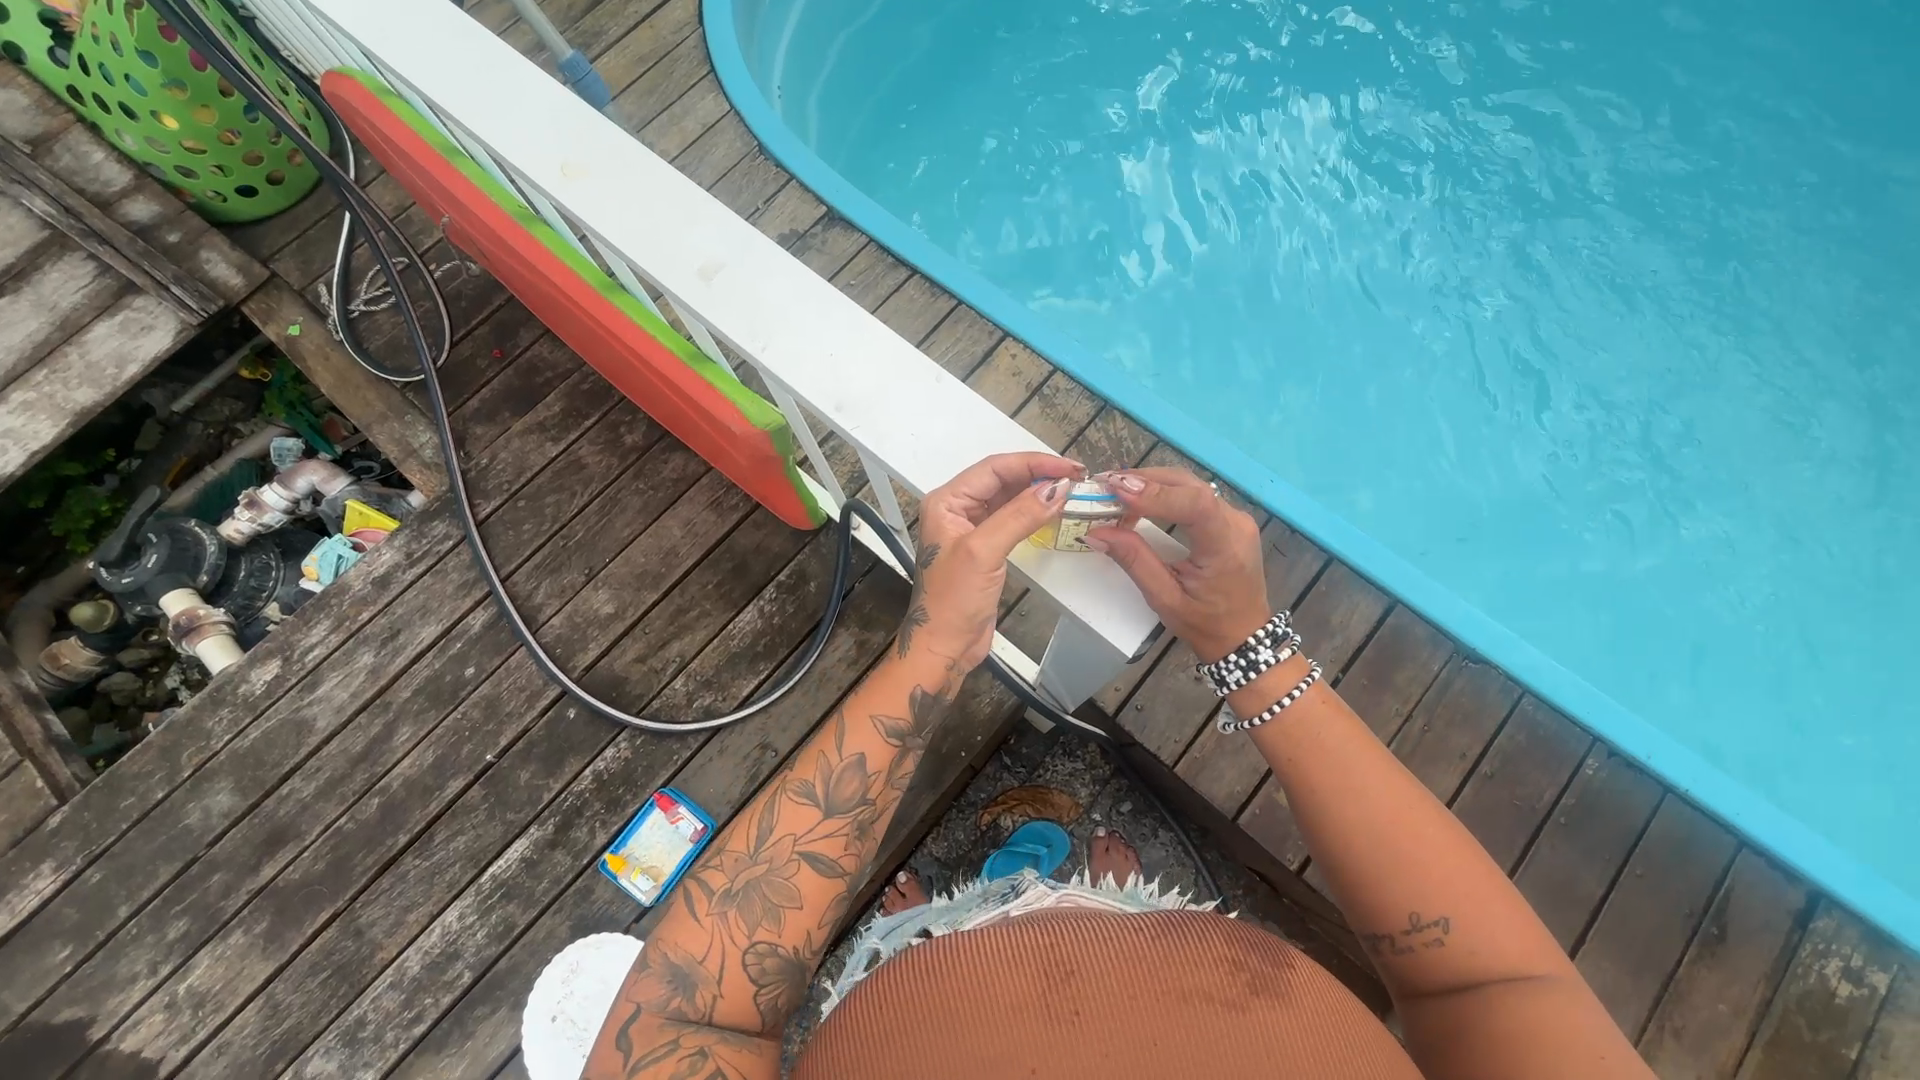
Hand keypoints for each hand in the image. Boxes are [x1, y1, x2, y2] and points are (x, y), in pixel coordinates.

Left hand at [897, 453, 1082, 671]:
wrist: (943, 645)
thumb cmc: (952, 600)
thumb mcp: (984, 552)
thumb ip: (1019, 516)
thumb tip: (1057, 488)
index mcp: (946, 501)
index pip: (994, 468)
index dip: (1033, 463)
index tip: (1069, 468)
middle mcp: (956, 509)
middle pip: (1003, 479)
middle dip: (1039, 475)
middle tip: (1077, 477)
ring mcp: (971, 529)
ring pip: (1009, 498)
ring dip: (1038, 493)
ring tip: (1072, 490)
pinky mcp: (985, 548)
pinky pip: (1012, 519)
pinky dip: (1034, 513)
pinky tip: (1054, 511)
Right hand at [1083, 468, 1270, 662]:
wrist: (1243, 635)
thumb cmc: (1206, 624)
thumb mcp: (1164, 599)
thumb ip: (1134, 561)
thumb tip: (1097, 532)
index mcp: (1225, 547)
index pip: (1195, 504)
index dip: (1155, 493)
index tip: (1116, 490)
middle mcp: (1236, 523)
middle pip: (1189, 485)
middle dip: (1144, 481)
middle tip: (1104, 485)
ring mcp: (1235, 517)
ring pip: (1190, 485)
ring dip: (1151, 483)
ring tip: (1114, 490)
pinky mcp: (1228, 518)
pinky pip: (1193, 495)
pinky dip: (1162, 492)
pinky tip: (1138, 500)